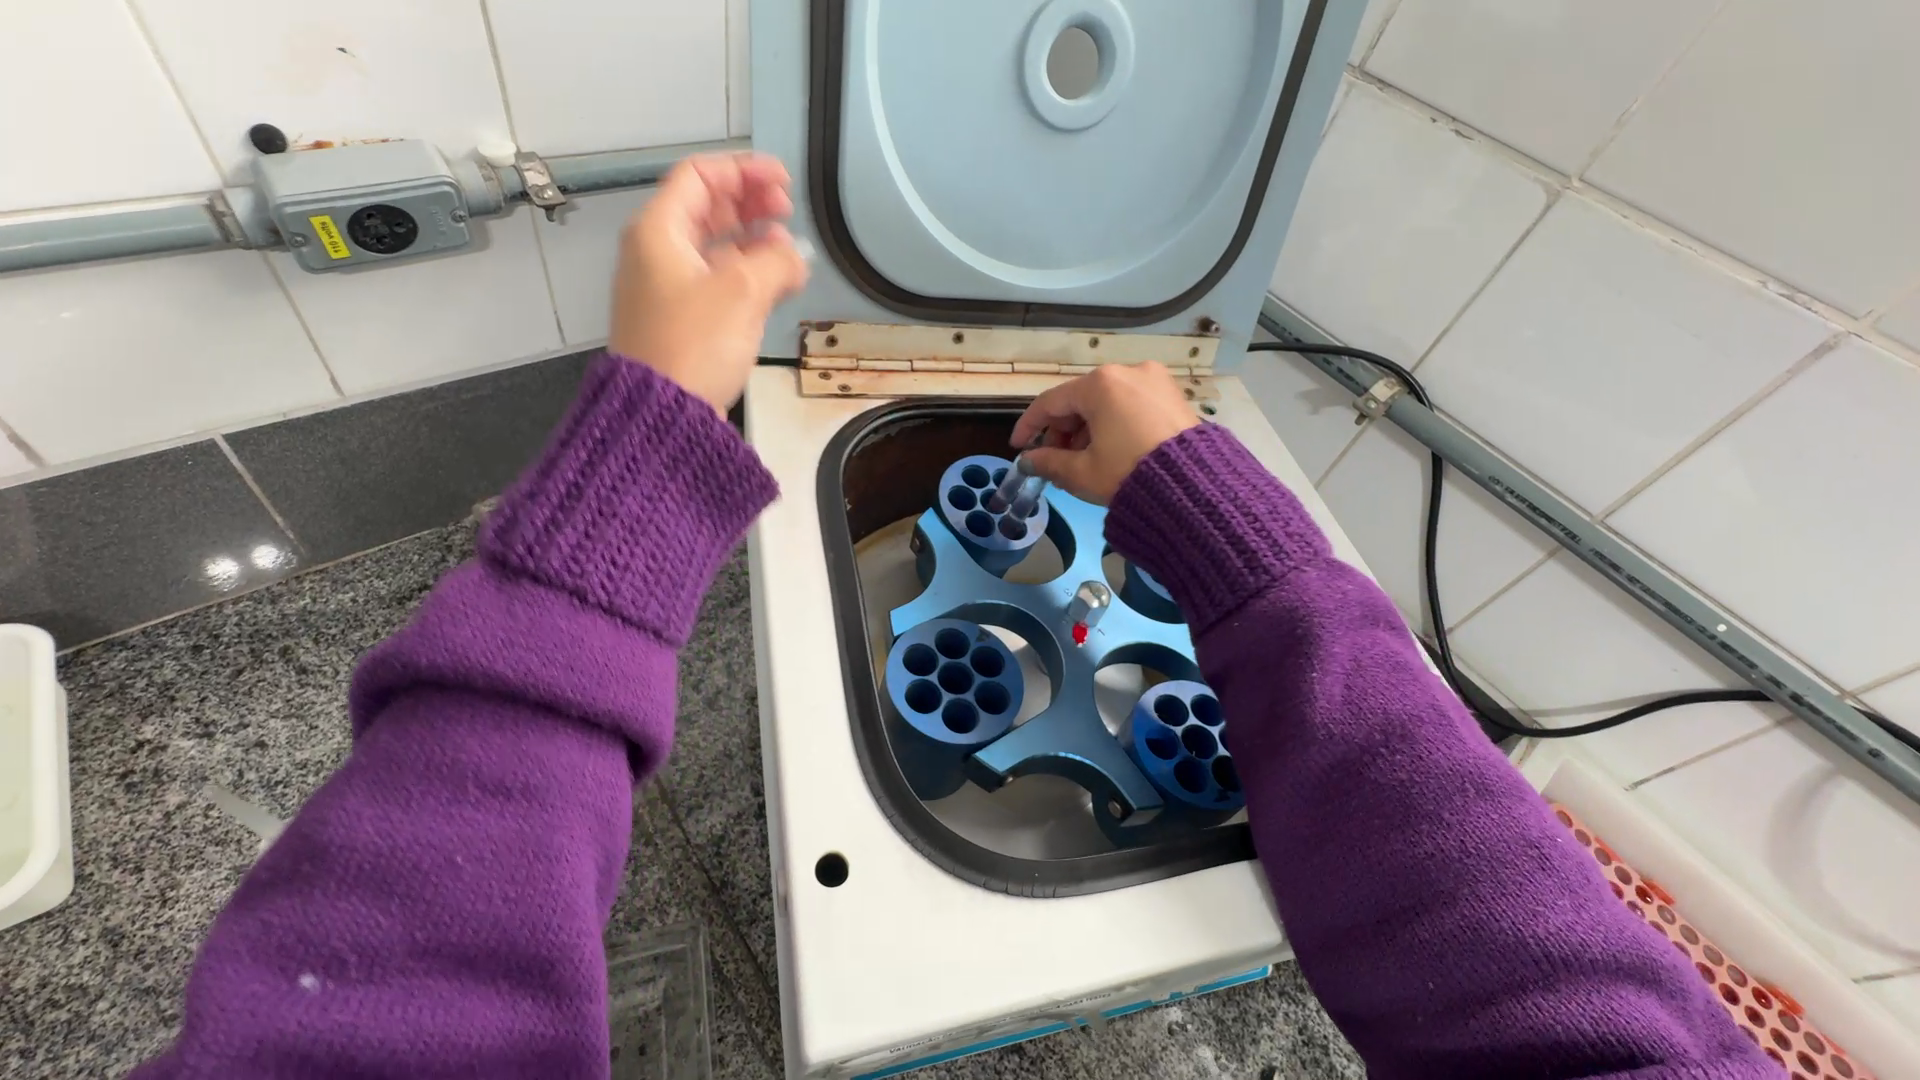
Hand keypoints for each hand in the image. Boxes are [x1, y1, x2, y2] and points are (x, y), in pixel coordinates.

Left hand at [607, 152, 809, 415]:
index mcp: (659, 231)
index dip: (743, 171)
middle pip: (706, 210)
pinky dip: (747, 274)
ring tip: (788, 250)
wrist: (662, 414)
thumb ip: (776, 261)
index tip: (783, 182)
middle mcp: (658, 253)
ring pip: (715, 247)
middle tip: (788, 211)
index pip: (700, 177)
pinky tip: (777, 282)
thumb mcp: (742, 292)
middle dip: (751, 204)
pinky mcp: (682, 320)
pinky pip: (717, 281)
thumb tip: (794, 257)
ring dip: (753, 241)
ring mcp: (669, 288)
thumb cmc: (694, 344)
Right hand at [1010, 362, 1200, 503]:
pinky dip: (1114, 423)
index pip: (1051, 402)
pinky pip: (1132, 405)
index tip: (1018, 446)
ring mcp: (1154, 380)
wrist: (1194, 486)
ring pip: (1107, 402)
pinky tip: (1110, 450)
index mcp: (1100, 384)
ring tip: (1083, 460)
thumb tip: (1028, 461)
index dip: (1029, 426)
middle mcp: (1127, 371)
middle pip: (1081, 400)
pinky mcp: (1173, 394)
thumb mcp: (1082, 472)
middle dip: (1063, 431)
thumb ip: (1048, 463)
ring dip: (1088, 429)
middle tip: (1053, 460)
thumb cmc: (1129, 472)